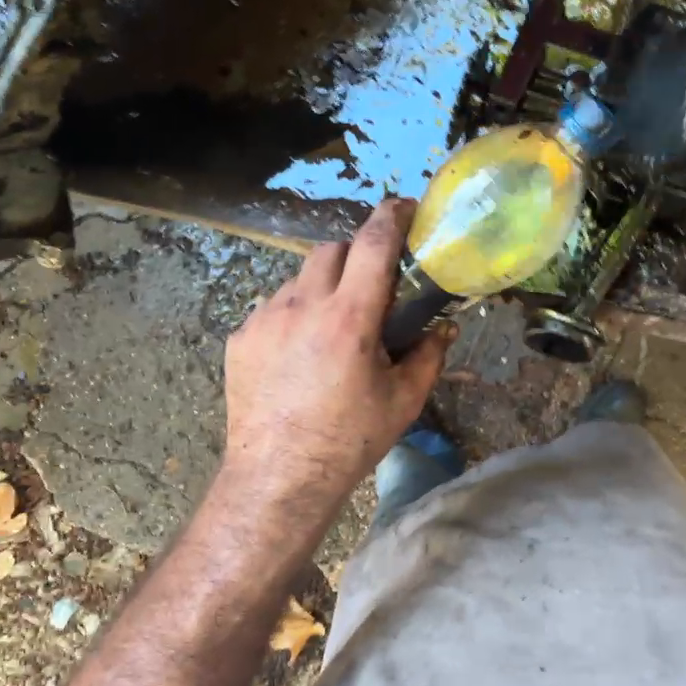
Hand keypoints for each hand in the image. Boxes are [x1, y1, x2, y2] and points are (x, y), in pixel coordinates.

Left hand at [221, 198, 454, 513]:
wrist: (278, 477)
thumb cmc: (349, 440)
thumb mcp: (402, 400)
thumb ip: (428, 355)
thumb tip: (445, 326)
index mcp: (349, 317)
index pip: (373, 242)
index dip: (392, 216)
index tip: (404, 209)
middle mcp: (303, 306)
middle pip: (331, 249)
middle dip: (354, 255)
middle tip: (369, 285)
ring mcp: (265, 319)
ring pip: (298, 278)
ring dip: (321, 287)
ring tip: (331, 327)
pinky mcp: (240, 337)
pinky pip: (272, 308)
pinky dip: (292, 315)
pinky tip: (299, 353)